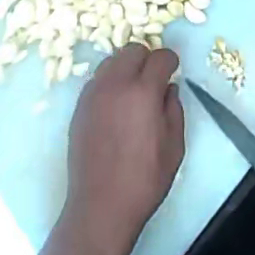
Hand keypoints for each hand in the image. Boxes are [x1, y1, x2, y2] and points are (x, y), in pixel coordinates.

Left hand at [61, 44, 185, 254]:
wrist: (101, 203)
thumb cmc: (144, 180)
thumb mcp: (174, 147)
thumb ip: (174, 110)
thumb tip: (169, 88)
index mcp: (143, 92)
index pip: (159, 57)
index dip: (170, 59)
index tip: (173, 67)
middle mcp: (116, 83)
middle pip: (132, 50)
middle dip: (147, 57)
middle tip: (155, 76)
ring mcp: (94, 91)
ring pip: (112, 60)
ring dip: (126, 66)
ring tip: (134, 88)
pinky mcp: (80, 103)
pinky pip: (97, 78)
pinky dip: (110, 80)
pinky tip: (117, 102)